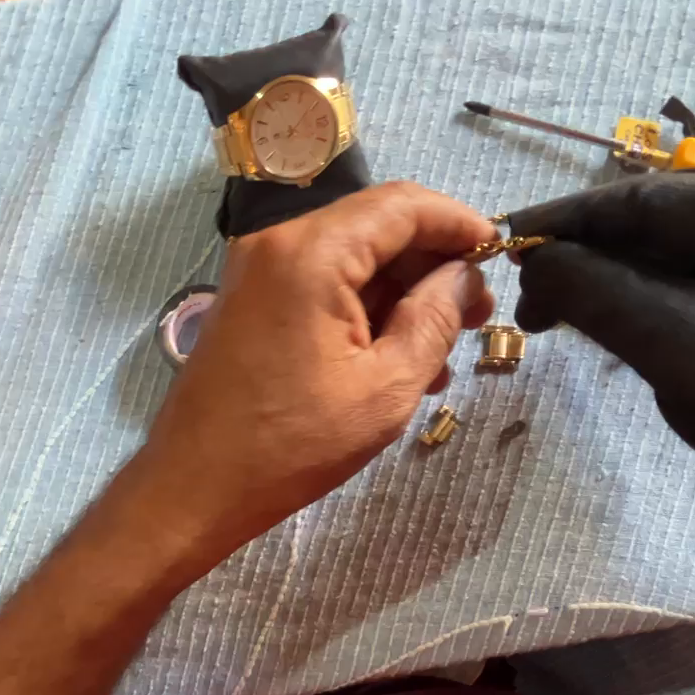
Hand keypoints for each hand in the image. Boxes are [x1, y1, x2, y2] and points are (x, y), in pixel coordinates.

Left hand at [129, 182, 496, 562]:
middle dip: (431, 268)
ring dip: (399, 299)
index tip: (499, 256)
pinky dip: (360, 316)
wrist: (195, 489)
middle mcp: (278, 245)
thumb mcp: (385, 388)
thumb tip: (462, 276)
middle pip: (375, 231)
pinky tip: (394, 362)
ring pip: (349, 265)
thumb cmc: (292, 446)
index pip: (403, 205)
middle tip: (474, 318)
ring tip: (440, 355)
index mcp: (312, 252)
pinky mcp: (250, 308)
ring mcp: (257, 276)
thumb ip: (434, 319)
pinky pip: (319, 292)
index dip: (459, 225)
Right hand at [509, 174, 694, 571]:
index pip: (651, 198)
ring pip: (660, 259)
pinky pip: (675, 291)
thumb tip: (536, 261)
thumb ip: (601, 295)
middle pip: (655, 225)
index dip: (570, 217)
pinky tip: (591, 321)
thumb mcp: (679, 347)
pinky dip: (626, 304)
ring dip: (598, 282)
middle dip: (582, 254)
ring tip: (546, 314)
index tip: (506, 239)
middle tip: (523, 292)